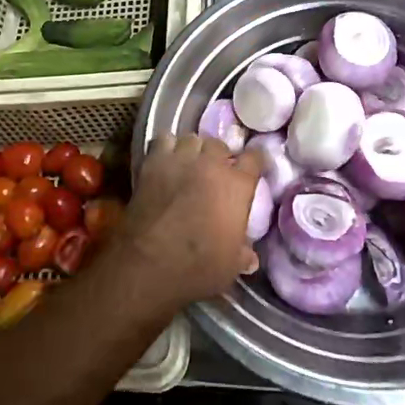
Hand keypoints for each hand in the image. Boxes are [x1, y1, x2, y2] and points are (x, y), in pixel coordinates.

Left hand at [109, 134, 259, 309]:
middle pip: (219, 144)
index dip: (254, 162)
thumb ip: (243, 254)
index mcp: (237, 185)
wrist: (150, 263)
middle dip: (220, 155)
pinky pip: (163, 140)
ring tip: (190, 163)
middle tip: (216, 171)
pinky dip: (166, 147)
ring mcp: (181, 160)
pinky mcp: (153, 163)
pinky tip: (166, 160)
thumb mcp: (231, 265)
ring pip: (192, 138)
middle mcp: (211, 164)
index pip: (254, 158)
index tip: (252, 168)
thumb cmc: (199, 266)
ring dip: (194, 149)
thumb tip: (251, 257)